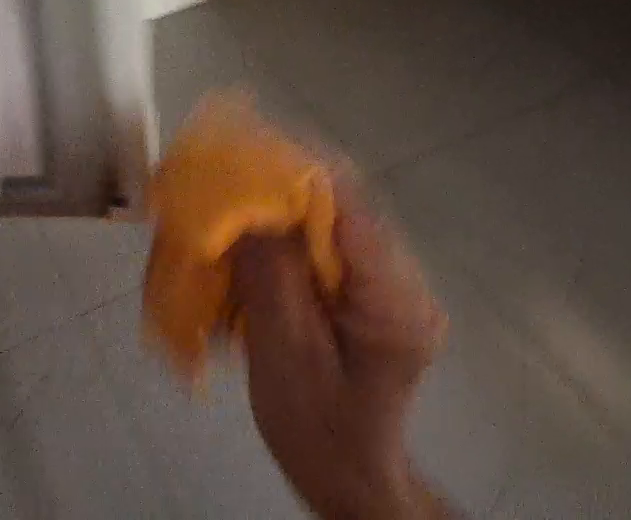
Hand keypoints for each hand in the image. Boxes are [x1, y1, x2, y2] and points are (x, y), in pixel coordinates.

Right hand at [232, 200, 453, 519]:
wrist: (349, 476)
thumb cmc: (315, 429)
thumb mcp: (285, 355)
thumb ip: (270, 274)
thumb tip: (245, 201)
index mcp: (395, 300)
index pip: (350, 207)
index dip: (294, 171)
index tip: (238, 153)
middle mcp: (406, 278)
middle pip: (345, 203)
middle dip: (282, 180)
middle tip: (224, 171)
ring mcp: (394, 280)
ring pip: (336, 214)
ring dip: (283, 201)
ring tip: (232, 193)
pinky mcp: (375, 285)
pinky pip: (331, 238)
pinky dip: (290, 227)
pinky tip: (256, 229)